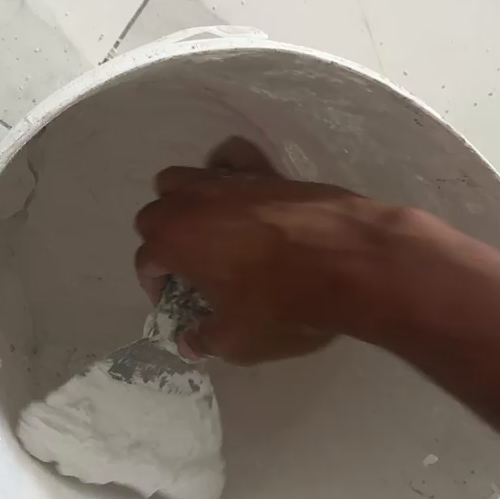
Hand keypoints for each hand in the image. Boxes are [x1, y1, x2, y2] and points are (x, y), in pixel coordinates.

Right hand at [133, 137, 437, 362]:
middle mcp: (189, 203)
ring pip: (180, 180)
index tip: (178, 305)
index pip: (146, 262)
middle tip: (190, 269)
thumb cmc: (286, 305)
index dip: (156, 287)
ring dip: (182, 203)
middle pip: (154, 215)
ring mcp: (225, 182)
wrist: (353, 263)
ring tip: (206, 230)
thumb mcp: (239, 340)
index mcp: (173, 242)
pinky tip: (237, 192)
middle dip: (163, 242)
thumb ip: (205, 339)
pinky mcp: (262, 170)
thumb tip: (189, 341)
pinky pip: (230, 157)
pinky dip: (224, 169)